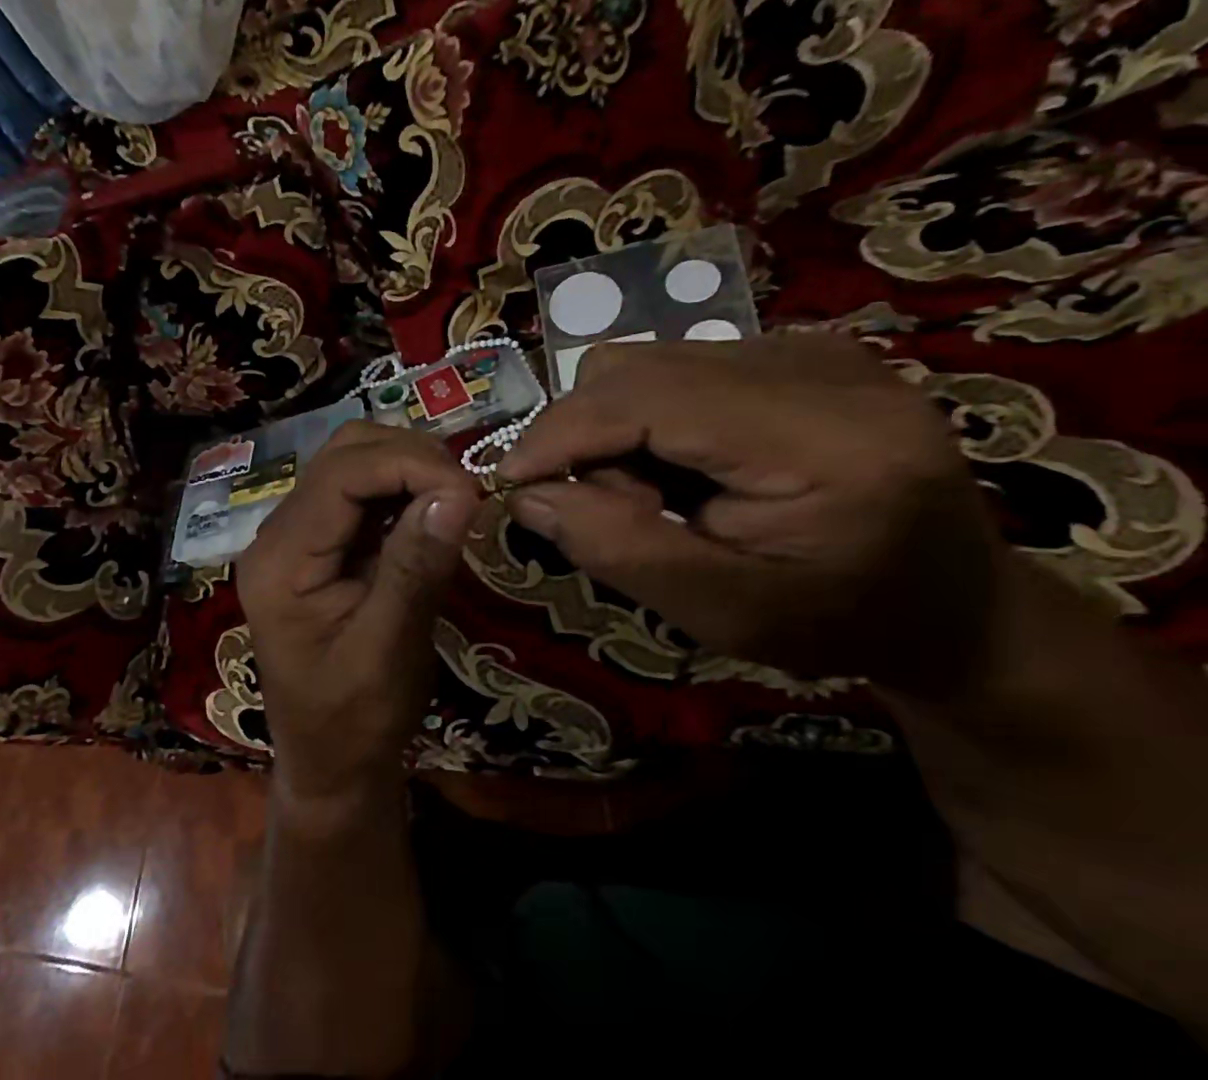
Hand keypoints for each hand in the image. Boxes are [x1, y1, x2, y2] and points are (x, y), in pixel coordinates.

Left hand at [239, 422, 480, 802]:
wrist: (329, 763)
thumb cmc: (354, 721)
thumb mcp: (388, 650)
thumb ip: (415, 569)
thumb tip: (458, 492)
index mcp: (280, 562)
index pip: (340, 476)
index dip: (409, 466)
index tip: (470, 492)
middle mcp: (275, 539)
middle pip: (339, 457)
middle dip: (407, 459)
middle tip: (465, 494)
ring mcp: (292, 542)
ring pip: (347, 468)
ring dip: (404, 470)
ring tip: (453, 500)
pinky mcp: (314, 552)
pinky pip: (354, 499)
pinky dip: (396, 493)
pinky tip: (428, 514)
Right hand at [499, 334, 1002, 693]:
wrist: (950, 603)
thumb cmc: (835, 623)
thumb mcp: (720, 611)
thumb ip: (618, 549)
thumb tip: (522, 493)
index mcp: (826, 438)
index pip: (648, 397)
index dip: (560, 433)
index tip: (507, 483)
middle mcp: (821, 368)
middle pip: (633, 369)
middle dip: (584, 440)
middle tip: (610, 511)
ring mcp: (810, 348)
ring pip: (641, 364)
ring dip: (611, 433)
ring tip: (652, 497)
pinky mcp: (795, 353)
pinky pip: (671, 368)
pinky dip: (642, 423)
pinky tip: (680, 471)